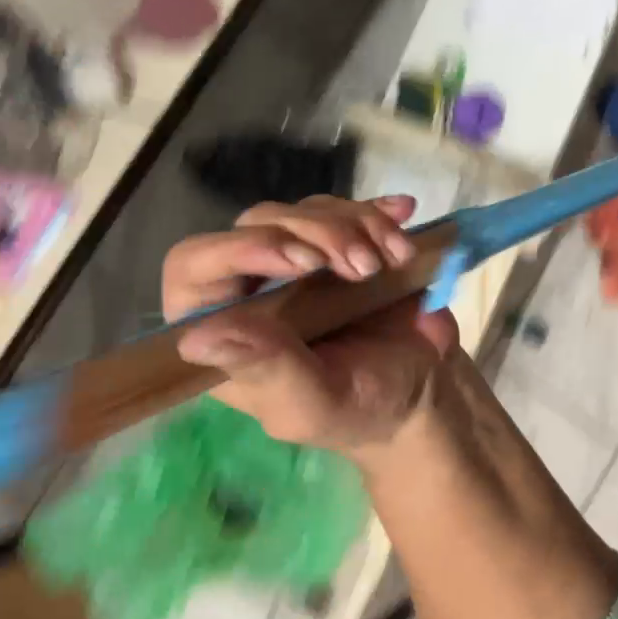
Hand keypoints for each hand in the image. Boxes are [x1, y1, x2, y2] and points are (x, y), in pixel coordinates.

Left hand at [163, 195, 458, 453]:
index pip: (195, 266)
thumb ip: (265, 369)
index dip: (242, 249)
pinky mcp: (353, 244)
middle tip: (366, 269)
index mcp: (226, 325)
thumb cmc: (358, 408)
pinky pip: (357, 210)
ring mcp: (308, 259)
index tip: (307, 261)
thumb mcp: (310, 403)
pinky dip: (384, 213)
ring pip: (313, 210)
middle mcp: (256, 284)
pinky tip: (406, 218)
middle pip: (263, 222)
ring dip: (361, 225)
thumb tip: (196, 338)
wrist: (422, 388)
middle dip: (323, 234)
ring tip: (396, 259)